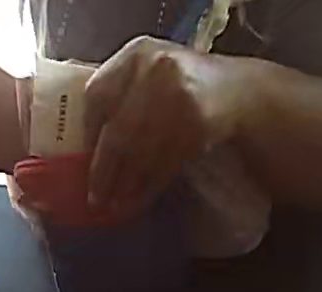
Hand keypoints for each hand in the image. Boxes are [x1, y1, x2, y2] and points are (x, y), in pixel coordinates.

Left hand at [85, 37, 251, 215]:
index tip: (84, 160)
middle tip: (95, 198)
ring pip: (142, 154)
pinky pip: (164, 165)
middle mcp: (155, 72)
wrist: (236, 91)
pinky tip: (138, 202)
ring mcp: (178, 99)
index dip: (90, 133)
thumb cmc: (183, 87)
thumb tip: (89, 147)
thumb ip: (121, 97)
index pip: (98, 96)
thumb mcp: (149, 75)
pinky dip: (148, 188)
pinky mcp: (196, 126)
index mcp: (137, 54)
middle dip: (104, 170)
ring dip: (126, 186)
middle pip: (119, 132)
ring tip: (115, 206)